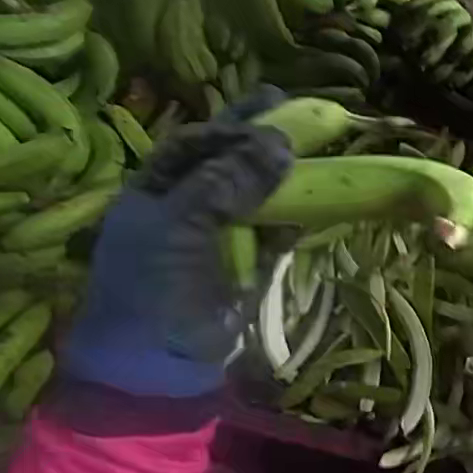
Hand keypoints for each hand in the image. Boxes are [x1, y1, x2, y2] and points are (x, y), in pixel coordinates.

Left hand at [61, 98, 292, 397]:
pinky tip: (319, 199)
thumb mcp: (178, 223)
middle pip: (231, 160)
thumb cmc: (152, 285)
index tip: (270, 106)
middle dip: (261, 137)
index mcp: (159, 188)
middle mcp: (191, 203)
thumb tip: (280, 144)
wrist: (159, 366)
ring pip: (260, 191)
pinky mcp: (251, 261)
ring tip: (318, 147)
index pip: (197, 142)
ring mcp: (224, 233)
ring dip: (287, 173)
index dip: (232, 124)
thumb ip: (226, 181)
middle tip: (297, 108)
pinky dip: (298, 216)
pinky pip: (279, 229)